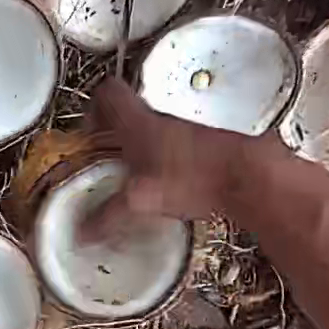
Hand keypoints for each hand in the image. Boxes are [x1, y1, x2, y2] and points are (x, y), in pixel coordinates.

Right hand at [83, 77, 328, 238]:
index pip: (108, 93)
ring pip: (151, 132)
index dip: (92, 107)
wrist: (248, 177)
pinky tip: (162, 189)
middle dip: (111, 136)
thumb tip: (81, 234)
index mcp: (138, 123)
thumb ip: (107, 216)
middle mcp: (160, 121)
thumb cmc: (190, 178)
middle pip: (127, 115)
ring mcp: (185, 133)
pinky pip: (172, 149)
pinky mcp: (204, 148)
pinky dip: (160, 164)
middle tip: (102, 162)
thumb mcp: (139, 201)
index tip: (87, 133)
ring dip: (136, 150)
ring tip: (130, 180)